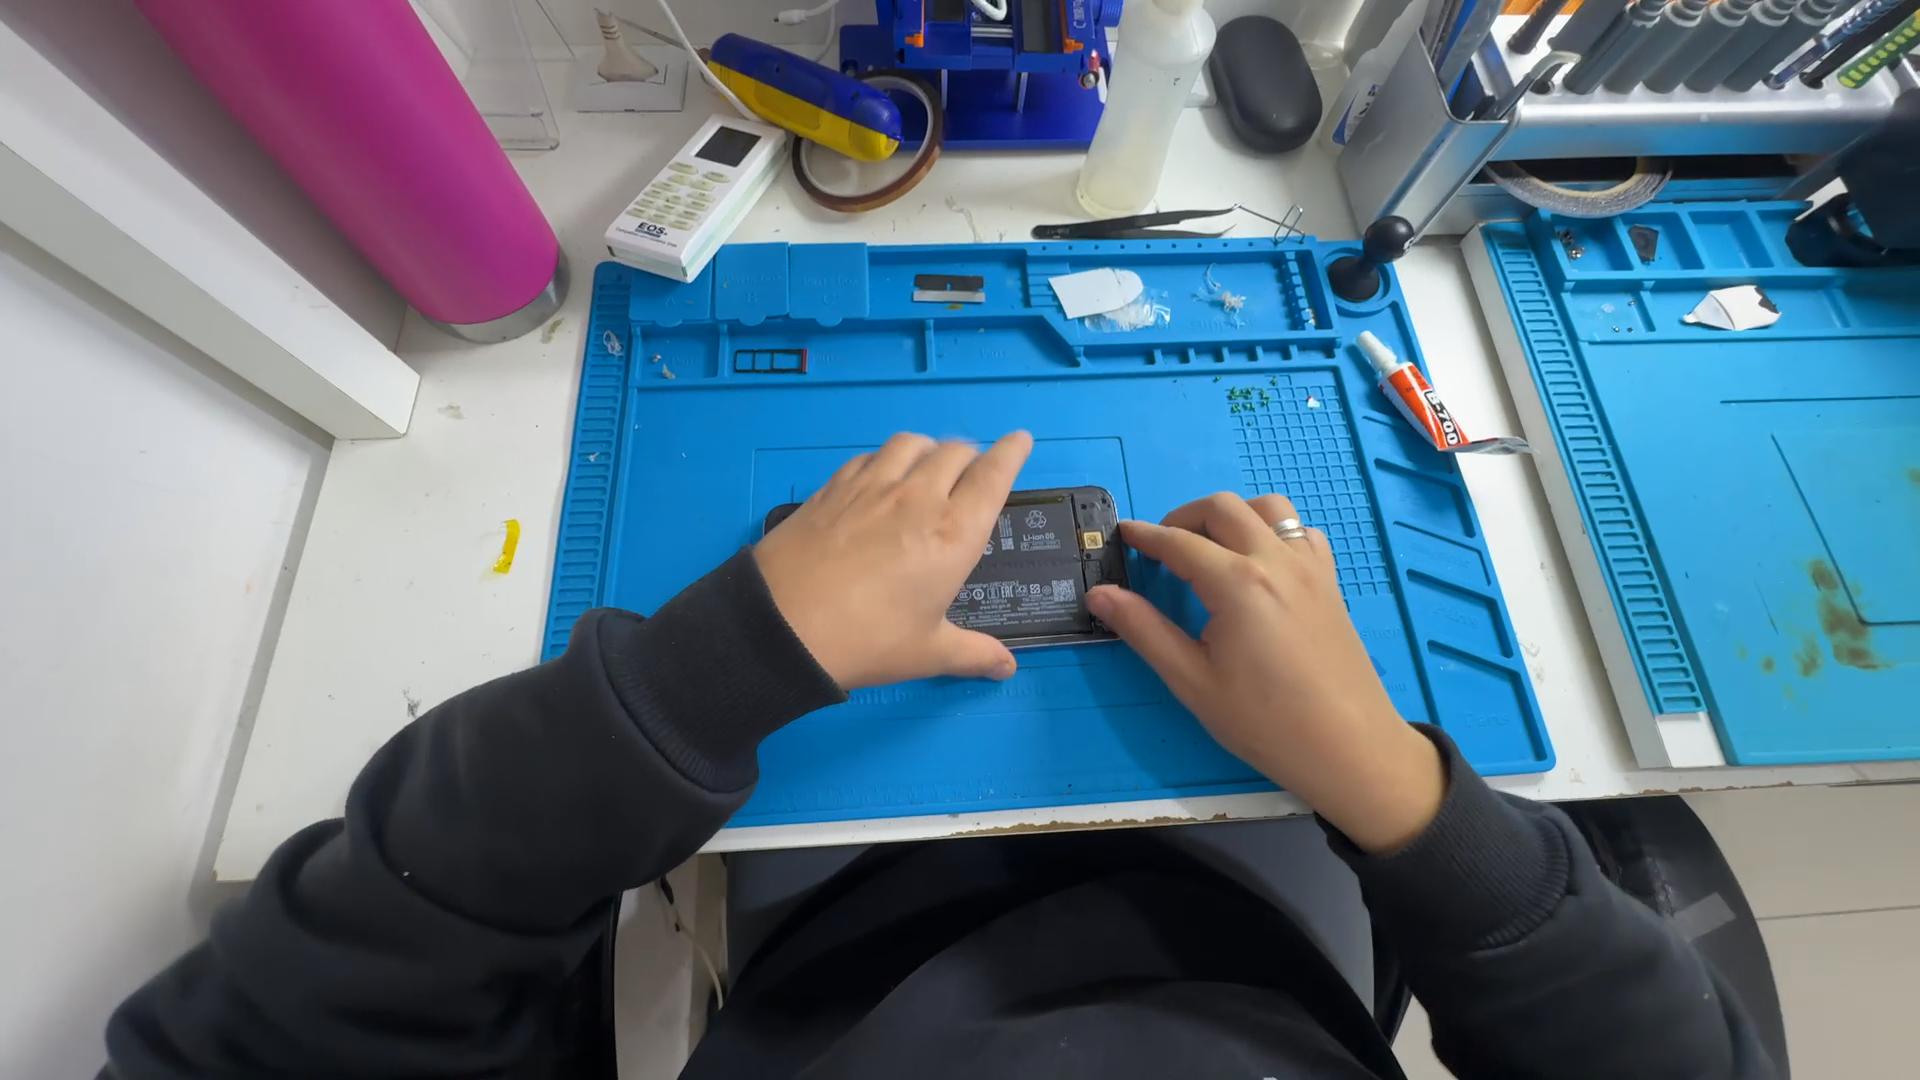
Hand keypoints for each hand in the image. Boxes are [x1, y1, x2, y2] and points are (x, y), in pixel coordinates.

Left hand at [754, 431, 1033, 690]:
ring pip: (913, 443)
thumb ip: (974, 654)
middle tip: (972, 474)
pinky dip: (888, 458)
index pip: (994, 475)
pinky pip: (871, 455)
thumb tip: (1006, 667)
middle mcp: (919, 497)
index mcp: (954, 533)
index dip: (1012, 452)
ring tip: (929, 467)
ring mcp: (873, 486)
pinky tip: (881, 477)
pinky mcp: (835, 486)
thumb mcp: (927, 652)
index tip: (1020, 440)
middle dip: (973, 456)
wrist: (782, 627)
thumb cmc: (866, 640)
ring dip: (930, 449)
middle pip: (957, 451)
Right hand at [1085, 493, 1444, 852]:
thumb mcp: (1191, 680)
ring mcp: (1310, 567)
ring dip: (1230, 515)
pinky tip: (1259, 563)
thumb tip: (1099, 593)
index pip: (1178, 542)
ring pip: (1268, 507)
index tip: (1121, 534)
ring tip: (1209, 547)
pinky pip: (1300, 532)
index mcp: (1236, 583)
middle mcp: (1275, 561)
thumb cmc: (1265, 722)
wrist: (1351, 751)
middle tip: (1160, 547)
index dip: (1143, 536)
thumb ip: (1143, 629)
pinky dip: (1272, 531)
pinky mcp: (1330, 582)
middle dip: (1182, 517)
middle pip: (1222, 508)